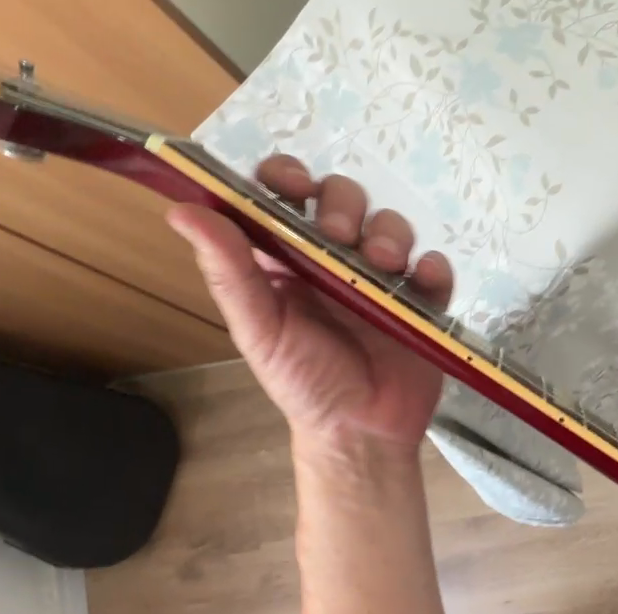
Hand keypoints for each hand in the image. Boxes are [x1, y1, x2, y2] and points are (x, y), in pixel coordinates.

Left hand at [166, 155, 454, 451]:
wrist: (362, 433)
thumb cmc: (305, 385)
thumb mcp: (259, 330)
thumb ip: (230, 273)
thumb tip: (183, 210)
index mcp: (288, 260)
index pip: (284, 196)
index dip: (288, 177)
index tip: (295, 185)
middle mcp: (336, 262)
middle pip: (344, 200)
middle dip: (345, 206)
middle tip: (341, 237)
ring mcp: (382, 282)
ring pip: (391, 227)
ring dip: (390, 233)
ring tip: (386, 265)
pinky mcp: (421, 304)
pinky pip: (434, 270)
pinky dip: (433, 267)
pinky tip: (423, 279)